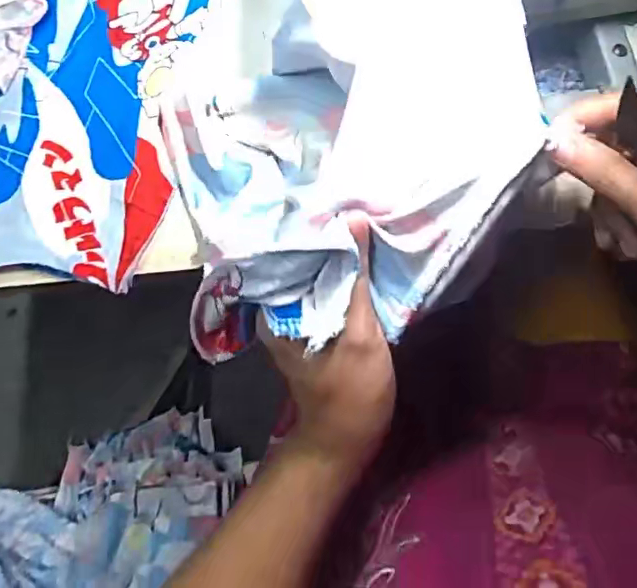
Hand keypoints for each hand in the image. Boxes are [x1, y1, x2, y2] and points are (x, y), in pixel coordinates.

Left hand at [259, 216, 395, 472]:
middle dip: (325, 231)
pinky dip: (339, 268)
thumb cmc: (351, 391)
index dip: (309, 221)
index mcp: (276, 304)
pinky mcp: (312, 318)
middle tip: (351, 199)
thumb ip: (355, 275)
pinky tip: (358, 252)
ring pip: (314, 268)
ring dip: (335, 248)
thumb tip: (353, 219)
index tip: (331, 194)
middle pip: (301, 255)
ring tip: (356, 217)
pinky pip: (323, 282)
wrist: (345, 442)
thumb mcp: (360, 331)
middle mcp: (277, 303)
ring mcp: (294, 311)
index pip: (286, 247)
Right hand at [550, 94, 636, 408]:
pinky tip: (634, 249)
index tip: (548, 147)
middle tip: (605, 222)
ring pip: (625, 171)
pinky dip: (628, 218)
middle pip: (622, 140)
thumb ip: (605, 172)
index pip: (626, 105)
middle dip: (606, 184)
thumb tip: (553, 138)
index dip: (583, 120)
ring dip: (616, 209)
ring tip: (627, 247)